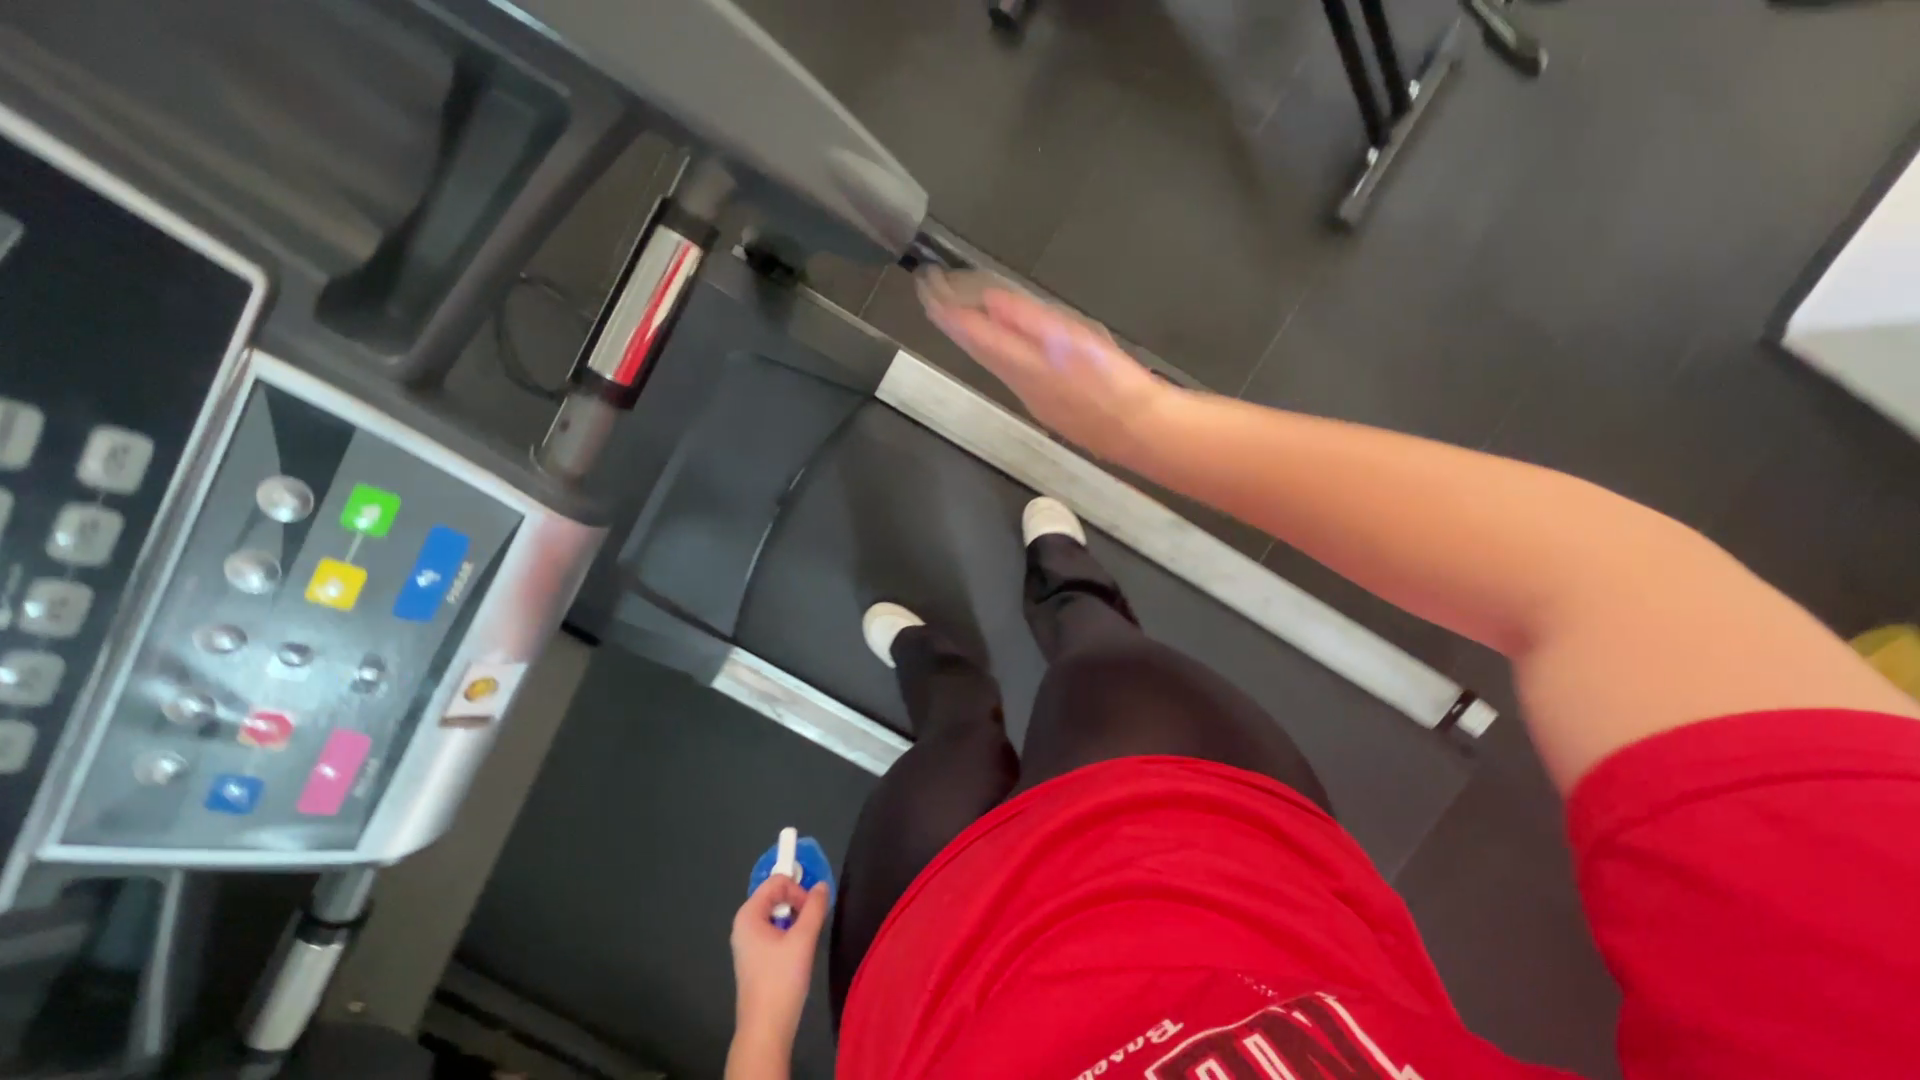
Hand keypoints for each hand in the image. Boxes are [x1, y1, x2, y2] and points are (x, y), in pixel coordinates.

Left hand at [730, 875, 829, 1050]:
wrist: (766, 1028)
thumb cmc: (781, 979)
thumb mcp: (803, 939)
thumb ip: (814, 907)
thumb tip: (822, 886)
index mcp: (749, 915)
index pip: (776, 882)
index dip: (797, 889)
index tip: (813, 909)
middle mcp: (744, 924)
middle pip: (775, 896)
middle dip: (797, 904)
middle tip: (812, 924)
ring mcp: (748, 943)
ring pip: (776, 915)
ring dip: (795, 920)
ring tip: (805, 941)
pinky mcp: (754, 958)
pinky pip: (773, 931)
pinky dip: (789, 934)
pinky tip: (797, 954)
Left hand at [918, 270, 1172, 460]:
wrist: (1139, 432)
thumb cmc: (1113, 382)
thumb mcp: (1074, 341)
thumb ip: (1030, 322)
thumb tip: (990, 302)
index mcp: (1022, 364)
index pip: (971, 332)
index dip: (945, 309)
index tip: (926, 285)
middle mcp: (1019, 382)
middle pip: (975, 348)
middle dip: (951, 320)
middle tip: (932, 294)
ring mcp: (1033, 397)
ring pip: (990, 361)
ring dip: (971, 336)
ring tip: (956, 314)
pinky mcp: (1049, 407)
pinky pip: (1009, 372)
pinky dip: (994, 351)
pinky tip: (1001, 347)